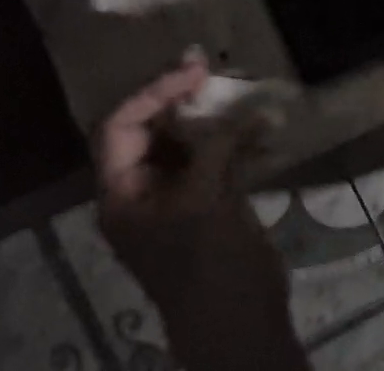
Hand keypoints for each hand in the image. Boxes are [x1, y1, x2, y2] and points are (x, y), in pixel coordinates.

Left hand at [96, 55, 305, 370]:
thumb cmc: (207, 262)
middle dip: (179, 97)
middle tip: (212, 66)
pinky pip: (215, 157)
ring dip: (212, 114)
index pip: (120, 127)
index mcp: (121, 194)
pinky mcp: (211, 202)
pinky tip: (263, 125)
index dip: (154, 93)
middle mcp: (142, 191)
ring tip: (242, 89)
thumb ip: (217, 148)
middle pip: (149, 130)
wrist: (235, 316)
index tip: (197, 70)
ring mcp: (178, 196)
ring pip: (185, 141)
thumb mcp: (206, 200)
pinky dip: (236, 137)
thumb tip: (251, 110)